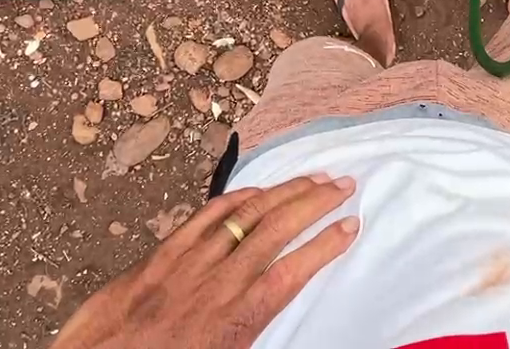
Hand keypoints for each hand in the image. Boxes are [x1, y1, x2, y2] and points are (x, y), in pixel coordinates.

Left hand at [50, 174, 358, 348]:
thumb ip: (245, 335)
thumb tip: (273, 306)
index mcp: (232, 322)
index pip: (291, 272)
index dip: (326, 245)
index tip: (352, 225)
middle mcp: (215, 285)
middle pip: (276, 230)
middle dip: (315, 202)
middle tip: (345, 183)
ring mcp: (185, 264)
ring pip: (245, 215)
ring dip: (284, 192)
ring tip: (313, 176)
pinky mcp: (158, 257)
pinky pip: (203, 217)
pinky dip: (235, 198)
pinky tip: (255, 190)